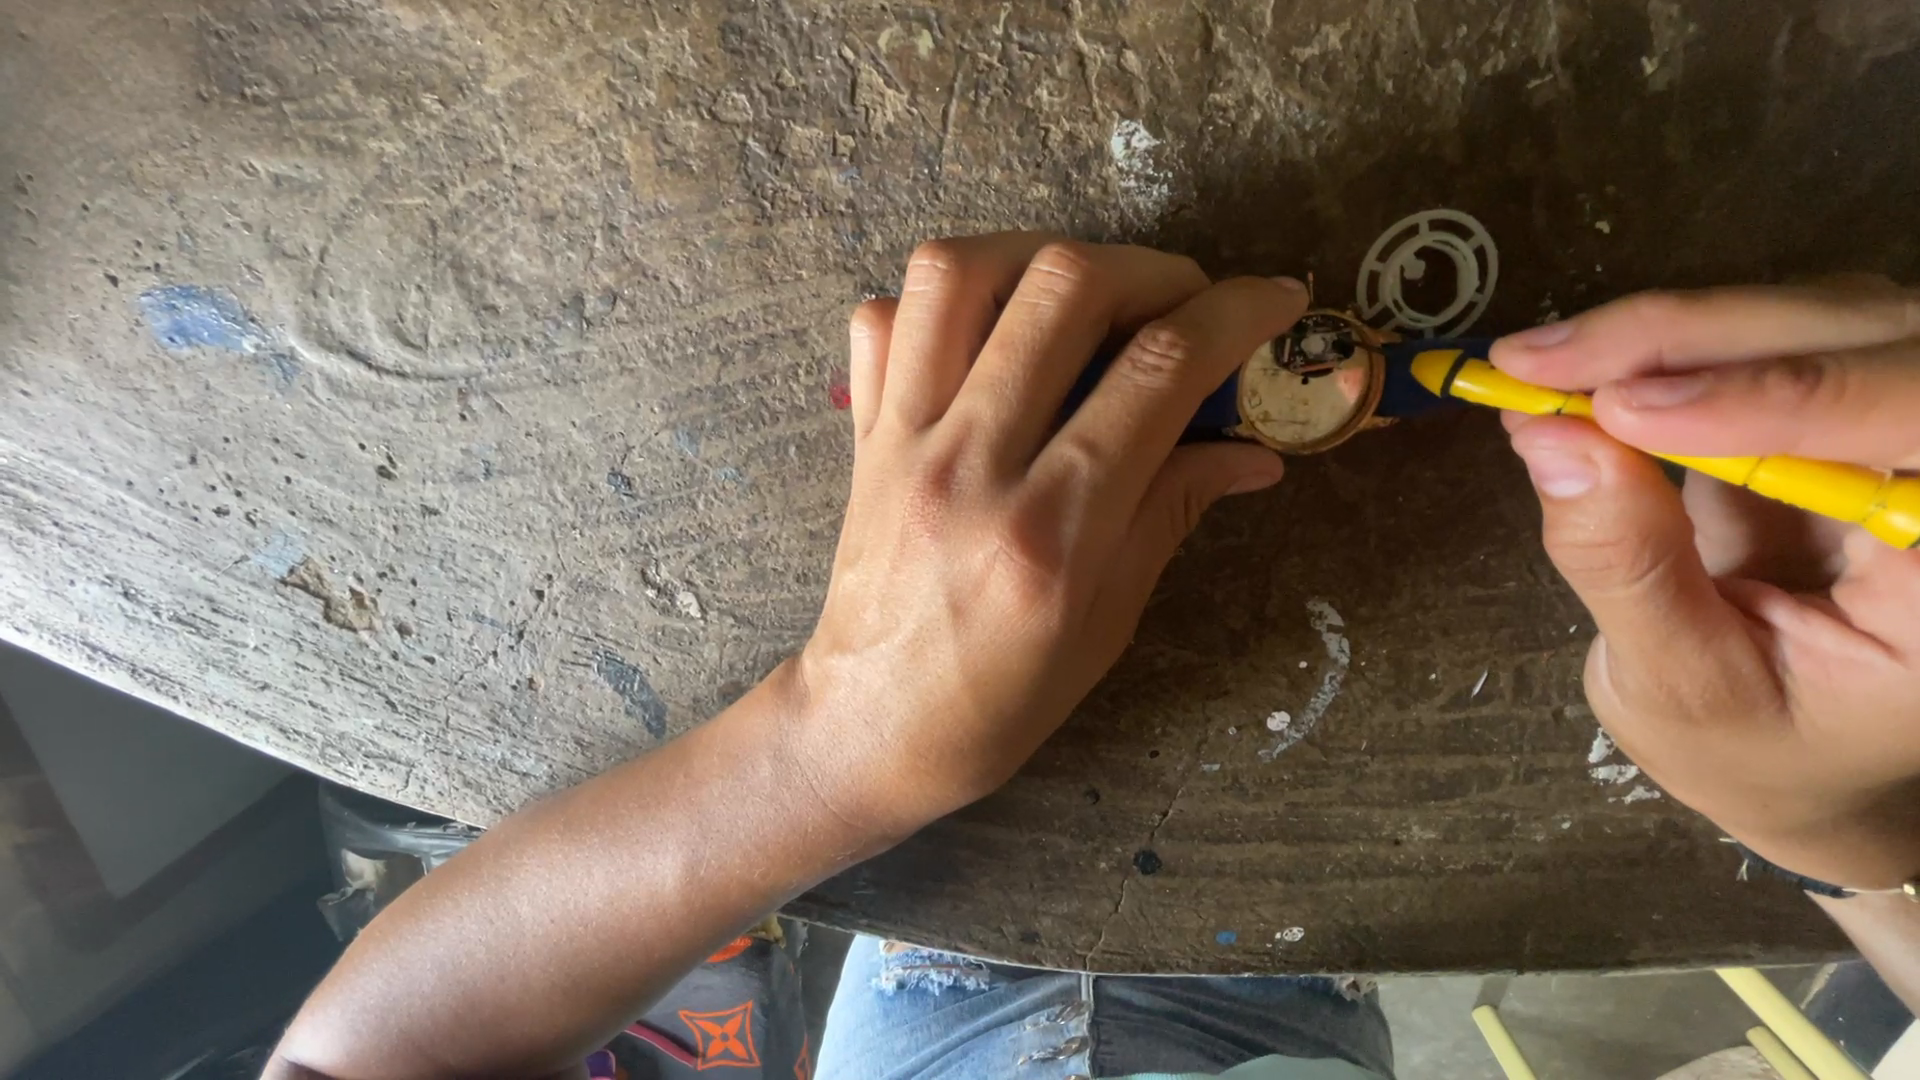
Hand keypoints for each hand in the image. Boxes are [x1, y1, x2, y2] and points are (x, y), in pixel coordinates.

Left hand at [784, 234, 1305, 836]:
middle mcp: (972, 463)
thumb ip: (1170, 514)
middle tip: (1179, 304)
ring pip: (957, 273)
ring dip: (1038, 255)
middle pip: (1063, 288)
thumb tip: (1251, 450)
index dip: (1235, 313)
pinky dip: (937, 301)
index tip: (1275, 299)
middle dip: (1148, 268)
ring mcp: (902, 440)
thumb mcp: (1106, 625)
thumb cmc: (997, 703)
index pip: (1159, 370)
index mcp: (1053, 528)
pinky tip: (984, 334)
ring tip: (1080, 294)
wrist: (868, 727)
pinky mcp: (862, 437)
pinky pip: (880, 321)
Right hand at [1491, 283, 1919, 888]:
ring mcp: (1892, 434)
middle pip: (1873, 343)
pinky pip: (1752, 344)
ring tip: (1533, 364)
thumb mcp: (1682, 683)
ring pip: (1811, 321)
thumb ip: (1628, 568)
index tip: (1624, 410)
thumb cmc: (1751, 743)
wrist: (1776, 745)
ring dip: (1662, 333)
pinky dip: (1648, 350)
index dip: (1789, 401)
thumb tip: (1551, 441)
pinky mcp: (1819, 416)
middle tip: (1535, 361)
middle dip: (1692, 341)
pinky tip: (1567, 370)